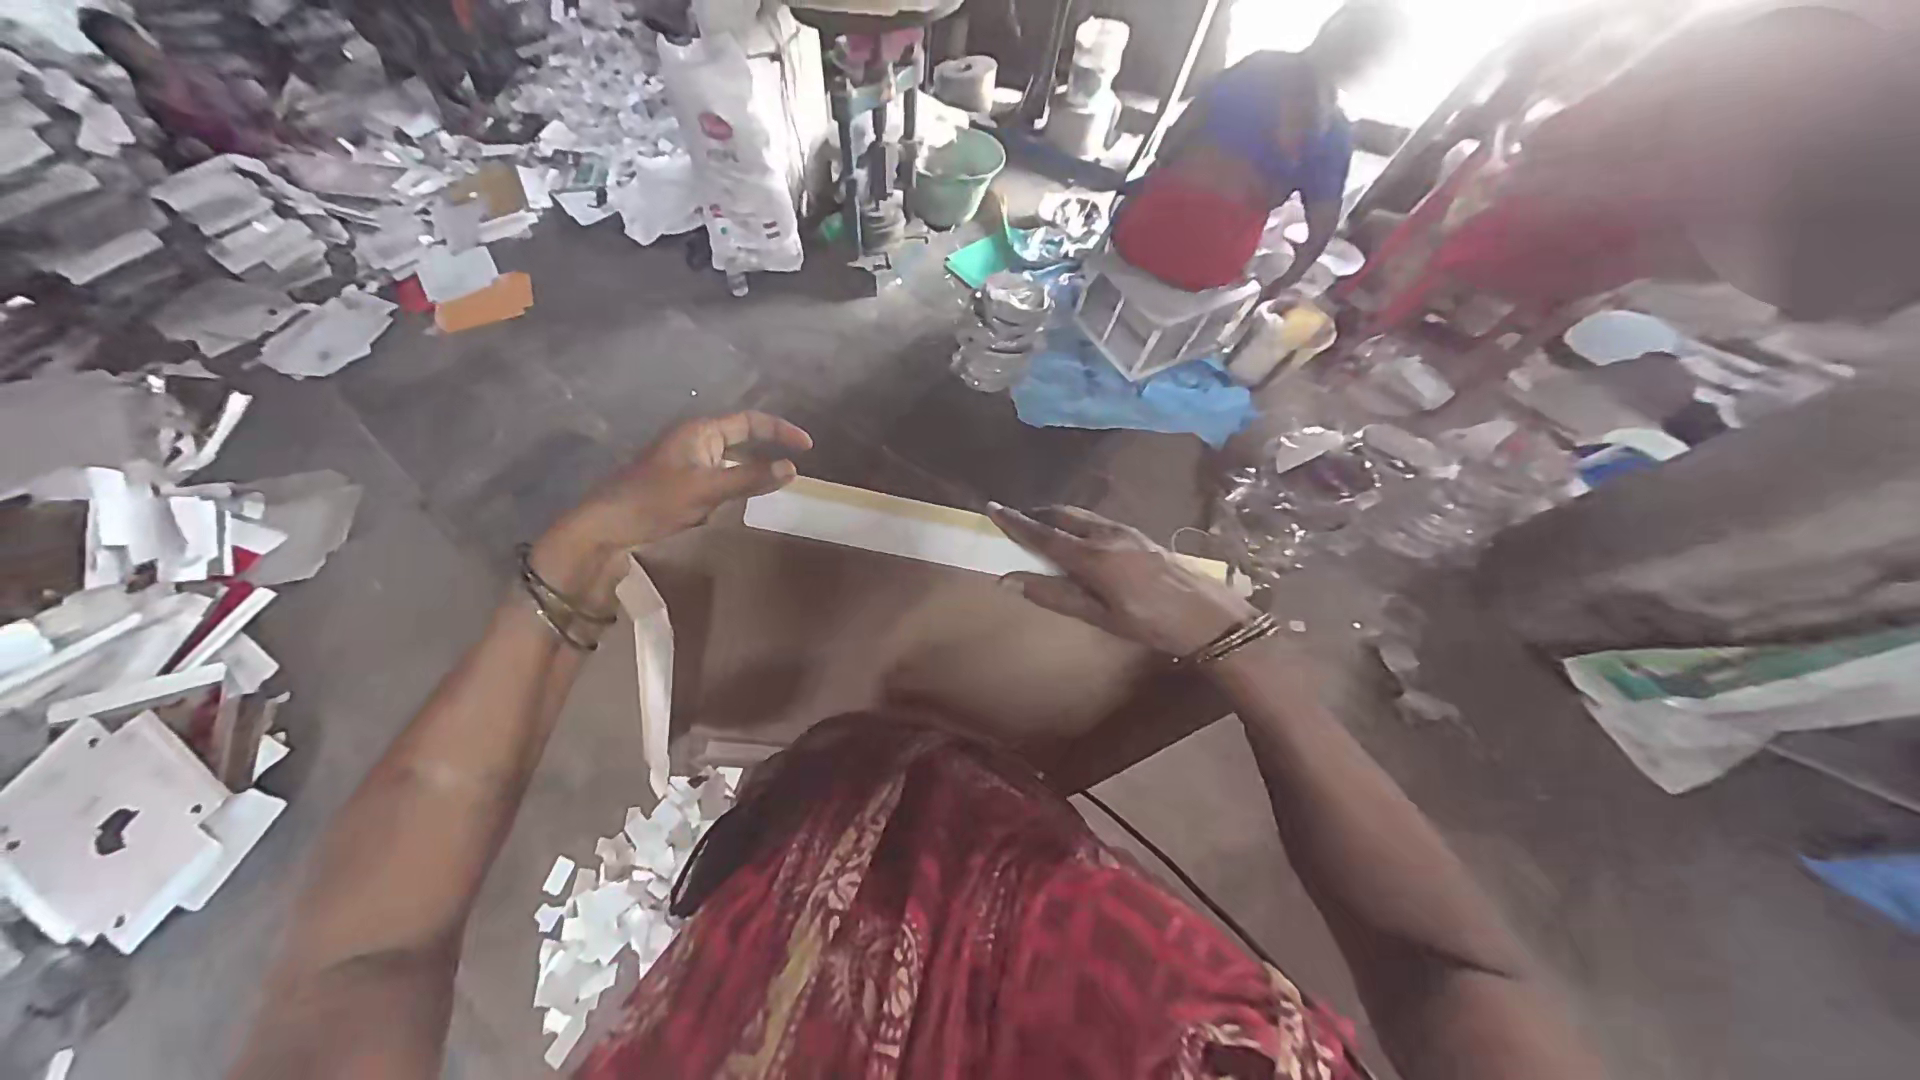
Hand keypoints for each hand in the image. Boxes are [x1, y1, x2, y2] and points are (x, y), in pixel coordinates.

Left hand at [534, 411, 811, 602]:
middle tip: (796, 465)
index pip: (750, 421)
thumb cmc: (654, 500)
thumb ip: (750, 478)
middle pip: (743, 437)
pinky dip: (739, 486)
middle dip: (770, 449)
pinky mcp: (684, 484)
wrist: (606, 526)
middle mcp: (696, 441)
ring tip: (777, 484)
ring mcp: (689, 463)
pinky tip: (745, 501)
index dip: (780, 430)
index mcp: (700, 432)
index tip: (806, 446)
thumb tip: (792, 469)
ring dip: (755, 469)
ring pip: (733, 460)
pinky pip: (722, 478)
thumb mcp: (707, 489)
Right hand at [987, 504, 1257, 655]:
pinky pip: (1098, 521)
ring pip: (1081, 516)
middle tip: (1017, 523)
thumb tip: (1008, 582)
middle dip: (1036, 515)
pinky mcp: (1140, 534)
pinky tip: (1080, 541)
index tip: (993, 507)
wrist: (1211, 616)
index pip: (1043, 535)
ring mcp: (1126, 531)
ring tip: (1044, 531)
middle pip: (1062, 516)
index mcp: (1093, 558)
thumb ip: (1054, 596)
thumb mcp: (1100, 617)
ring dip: (1058, 518)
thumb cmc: (1152, 624)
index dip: (1015, 522)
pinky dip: (1078, 524)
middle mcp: (1107, 535)